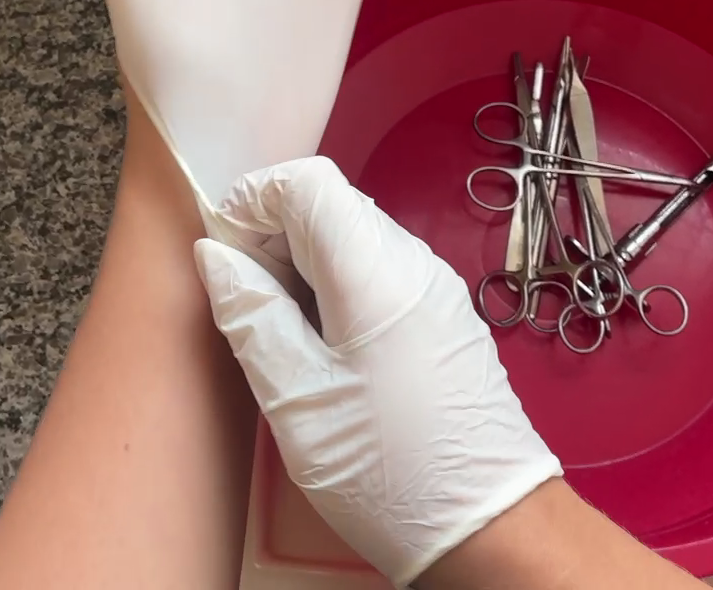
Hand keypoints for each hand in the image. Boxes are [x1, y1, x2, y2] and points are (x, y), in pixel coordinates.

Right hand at [195, 157, 561, 586]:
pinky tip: (324, 341)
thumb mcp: (295, 398)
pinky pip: (372, 265)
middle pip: (327, 203)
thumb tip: (214, 253)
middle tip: (248, 299)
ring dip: (299, 259)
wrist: (498, 531)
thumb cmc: (387, 467)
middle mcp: (410, 259)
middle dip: (271, 232)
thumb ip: (249, 313)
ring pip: (348, 233)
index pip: (306, 181)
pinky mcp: (440, 310)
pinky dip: (331, 280)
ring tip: (281, 326)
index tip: (228, 254)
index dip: (255, 199)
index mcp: (373, 270)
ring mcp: (432, 282)